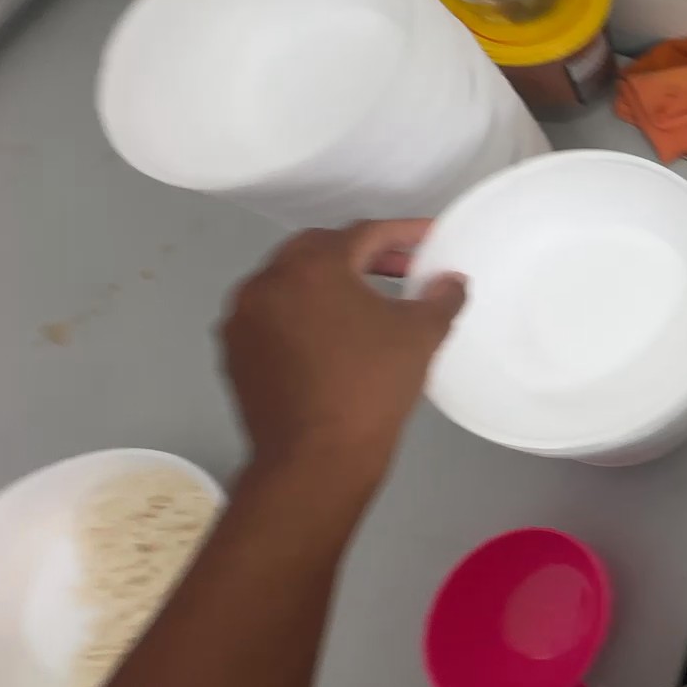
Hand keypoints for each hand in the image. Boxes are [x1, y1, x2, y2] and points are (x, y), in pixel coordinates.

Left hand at [220, 220, 465, 471]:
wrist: (316, 455)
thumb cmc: (374, 381)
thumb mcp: (424, 331)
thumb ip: (443, 295)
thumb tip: (450, 280)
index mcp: (313, 268)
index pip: (365, 232)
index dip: (405, 231)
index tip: (434, 237)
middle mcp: (266, 283)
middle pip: (320, 247)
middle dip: (365, 250)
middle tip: (405, 266)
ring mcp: (243, 318)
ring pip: (292, 279)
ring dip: (333, 278)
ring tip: (373, 298)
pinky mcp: (236, 351)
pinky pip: (276, 310)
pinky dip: (309, 307)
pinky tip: (340, 331)